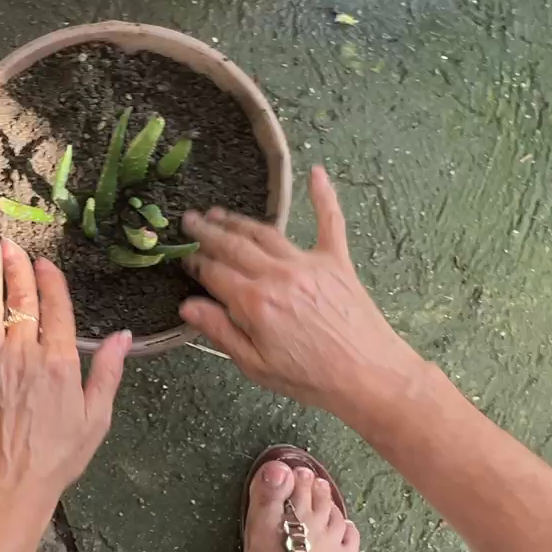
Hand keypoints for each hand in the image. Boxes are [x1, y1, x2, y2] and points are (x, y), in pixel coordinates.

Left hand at [0, 229, 128, 518]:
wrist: (10, 486)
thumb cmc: (57, 457)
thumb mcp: (96, 419)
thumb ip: (109, 373)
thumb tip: (124, 335)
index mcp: (59, 363)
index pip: (56, 308)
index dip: (50, 281)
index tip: (44, 261)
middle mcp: (23, 354)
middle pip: (20, 299)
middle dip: (15, 266)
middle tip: (8, 240)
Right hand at [179, 165, 427, 425]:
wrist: (369, 377)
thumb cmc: (310, 378)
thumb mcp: (254, 365)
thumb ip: (219, 331)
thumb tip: (187, 306)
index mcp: (254, 303)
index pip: (214, 273)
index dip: (194, 262)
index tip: (182, 256)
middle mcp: (278, 275)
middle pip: (234, 245)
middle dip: (208, 231)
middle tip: (190, 219)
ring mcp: (309, 264)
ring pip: (266, 232)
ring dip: (239, 220)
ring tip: (219, 212)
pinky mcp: (337, 262)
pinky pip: (330, 222)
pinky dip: (324, 197)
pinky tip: (317, 173)